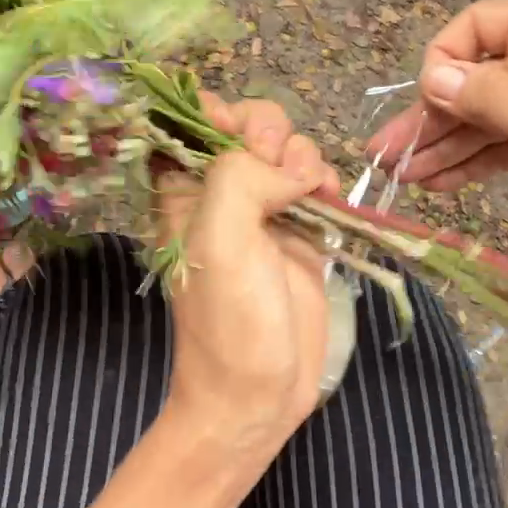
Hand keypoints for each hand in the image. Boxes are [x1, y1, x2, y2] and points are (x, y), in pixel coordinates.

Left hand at [157, 94, 336, 459]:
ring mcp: (260, 213)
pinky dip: (324, 180)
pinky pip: (313, 183)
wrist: (257, 393)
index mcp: (179, 194)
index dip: (216, 114)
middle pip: (244, 126)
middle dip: (267, 131)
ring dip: (301, 156)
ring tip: (309, 191)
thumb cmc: (229, 323)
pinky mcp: (297, 233)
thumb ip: (239, 178)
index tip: (241, 138)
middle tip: (279, 168)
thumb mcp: (220, 240)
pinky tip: (329, 201)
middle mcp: (217, 196)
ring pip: (284, 151)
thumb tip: (285, 165)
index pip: (185, 123)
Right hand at [366, 0, 507, 240]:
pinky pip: (507, 143)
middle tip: (382, 159)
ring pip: (485, 119)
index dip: (442, 61)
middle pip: (473, 82)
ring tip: (402, 180)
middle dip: (427, 120)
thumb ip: (486, 98)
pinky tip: (441, 185)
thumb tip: (432, 75)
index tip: (426, 104)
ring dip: (444, 148)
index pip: (475, 28)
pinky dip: (475, 162)